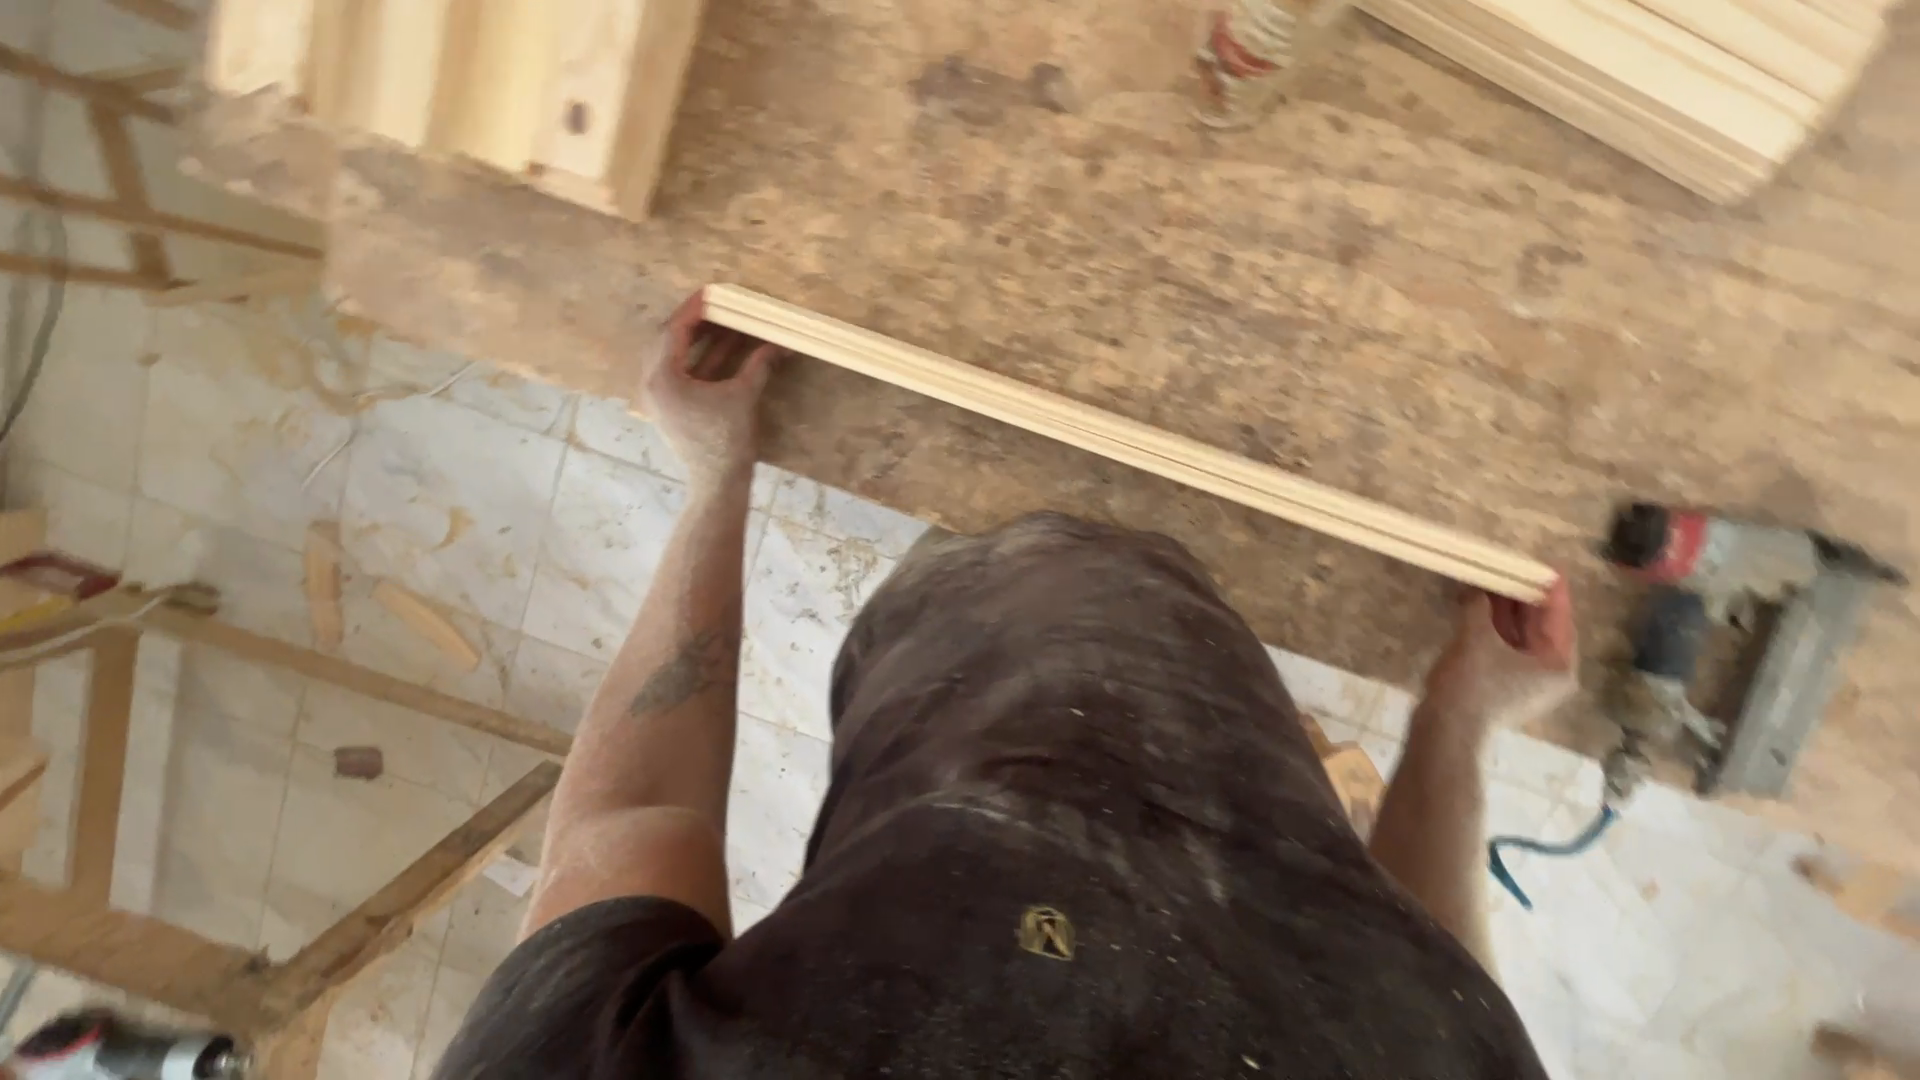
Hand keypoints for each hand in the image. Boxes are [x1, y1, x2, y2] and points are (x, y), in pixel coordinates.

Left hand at [637, 291, 781, 491]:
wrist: (718, 481)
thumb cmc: (728, 440)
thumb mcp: (744, 396)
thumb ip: (758, 364)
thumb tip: (780, 344)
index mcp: (662, 377)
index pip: (675, 331)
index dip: (694, 309)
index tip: (711, 292)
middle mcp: (651, 383)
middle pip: (668, 340)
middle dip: (693, 321)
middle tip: (715, 305)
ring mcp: (657, 397)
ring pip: (672, 356)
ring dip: (696, 339)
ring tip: (720, 322)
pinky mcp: (668, 407)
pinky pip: (678, 372)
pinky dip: (698, 358)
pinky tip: (721, 349)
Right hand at [1419, 577, 1577, 733]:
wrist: (1448, 728)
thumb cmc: (1473, 684)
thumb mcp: (1476, 639)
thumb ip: (1480, 609)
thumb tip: (1477, 589)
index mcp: (1558, 666)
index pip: (1559, 620)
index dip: (1552, 592)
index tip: (1550, 569)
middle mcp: (1549, 674)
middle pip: (1540, 629)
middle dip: (1524, 601)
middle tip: (1514, 571)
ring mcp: (1524, 681)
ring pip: (1518, 638)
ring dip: (1504, 613)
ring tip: (1491, 583)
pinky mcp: (1501, 685)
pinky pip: (1503, 648)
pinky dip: (1492, 629)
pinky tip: (1477, 610)